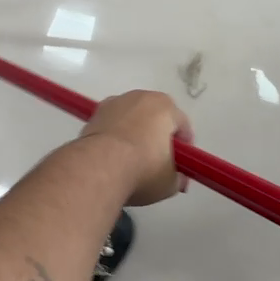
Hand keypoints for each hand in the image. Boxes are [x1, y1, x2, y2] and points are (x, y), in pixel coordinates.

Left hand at [79, 90, 192, 206]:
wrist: (98, 169)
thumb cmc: (142, 170)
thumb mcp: (169, 183)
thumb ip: (178, 178)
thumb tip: (178, 178)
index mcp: (165, 107)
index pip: (182, 124)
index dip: (184, 146)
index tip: (181, 164)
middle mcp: (142, 97)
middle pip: (156, 116)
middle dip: (158, 136)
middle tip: (158, 162)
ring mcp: (116, 102)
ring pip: (132, 118)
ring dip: (135, 133)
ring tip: (131, 160)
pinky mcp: (95, 113)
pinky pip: (113, 124)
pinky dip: (115, 135)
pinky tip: (112, 156)